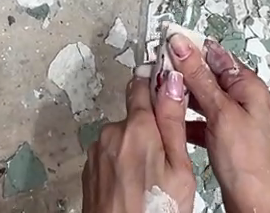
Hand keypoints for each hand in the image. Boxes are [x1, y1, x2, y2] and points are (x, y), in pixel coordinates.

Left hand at [83, 71, 196, 212]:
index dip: (154, 82)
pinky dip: (121, 165)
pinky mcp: (90, 168)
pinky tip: (133, 188)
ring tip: (148, 181)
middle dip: (149, 129)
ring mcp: (98, 150)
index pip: (142, 84)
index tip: (165, 82)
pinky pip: (110, 155)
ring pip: (122, 137)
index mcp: (137, 127)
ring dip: (134, 149)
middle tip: (165, 159)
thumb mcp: (180, 170)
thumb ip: (173, 121)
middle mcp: (112, 132)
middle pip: (134, 115)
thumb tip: (172, 80)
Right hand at [167, 32, 269, 212]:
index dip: (190, 48)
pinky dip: (186, 119)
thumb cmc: (252, 166)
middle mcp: (244, 101)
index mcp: (249, 86)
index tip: (166, 44)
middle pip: (208, 75)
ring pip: (202, 98)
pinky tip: (173, 121)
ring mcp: (234, 122)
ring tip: (161, 91)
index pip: (214, 54)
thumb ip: (199, 77)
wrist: (258, 207)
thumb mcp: (220, 113)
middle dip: (183, 72)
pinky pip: (201, 120)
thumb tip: (182, 46)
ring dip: (183, 95)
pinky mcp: (225, 140)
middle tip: (158, 68)